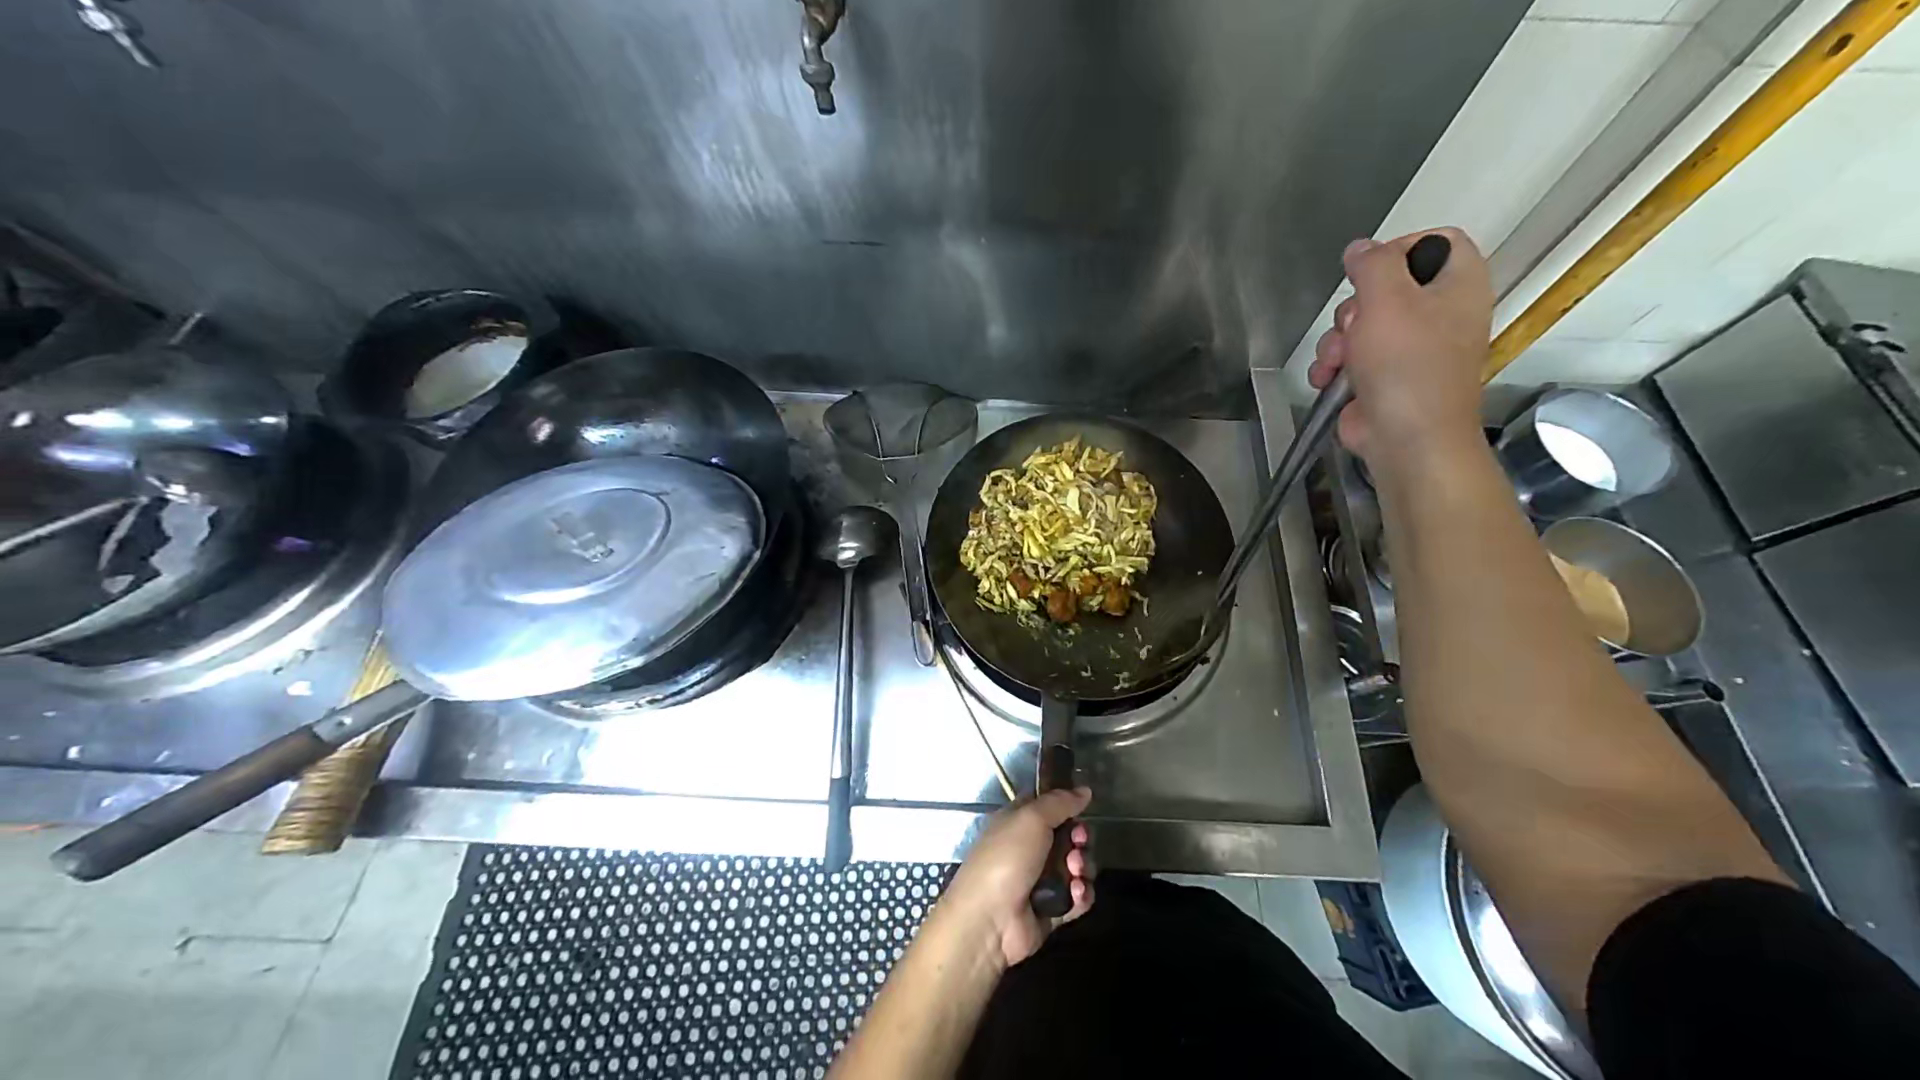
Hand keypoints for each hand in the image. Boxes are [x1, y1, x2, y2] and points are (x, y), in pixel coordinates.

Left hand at [932, 787, 1095, 969]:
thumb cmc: (1006, 858)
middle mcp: (1030, 848)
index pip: (1049, 807)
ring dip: (1082, 866)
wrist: (989, 919)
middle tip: (1077, 842)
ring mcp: (1042, 880)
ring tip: (1074, 871)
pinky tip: (1075, 893)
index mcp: (1018, 822)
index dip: (1067, 807)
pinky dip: (1081, 894)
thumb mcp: (1030, 818)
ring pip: (1078, 866)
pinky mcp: (1054, 909)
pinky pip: (1079, 896)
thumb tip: (1084, 790)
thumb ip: (1059, 802)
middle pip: (1069, 836)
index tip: (1079, 809)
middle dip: (1080, 839)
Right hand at [1307, 228, 1493, 478]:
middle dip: (1354, 308)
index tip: (1371, 271)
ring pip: (1359, 325)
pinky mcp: (1382, 377)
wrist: (1407, 438)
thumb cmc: (1407, 365)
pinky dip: (1334, 367)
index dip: (1398, 248)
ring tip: (1339, 362)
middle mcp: (1438, 313)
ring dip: (1336, 342)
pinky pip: (1350, 357)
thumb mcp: (1388, 300)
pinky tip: (1328, 379)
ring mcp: (1409, 348)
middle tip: (1355, 326)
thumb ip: (1374, 265)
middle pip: (1384, 287)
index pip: (1435, 242)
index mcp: (1458, 285)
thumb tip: (1361, 248)